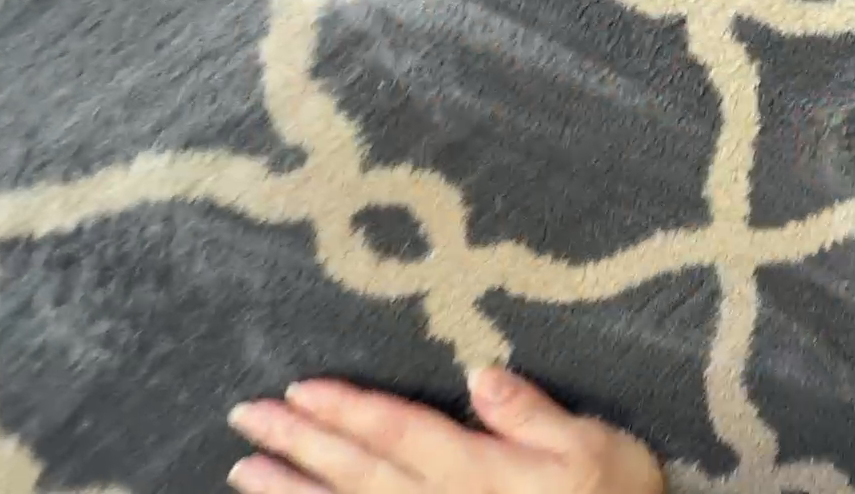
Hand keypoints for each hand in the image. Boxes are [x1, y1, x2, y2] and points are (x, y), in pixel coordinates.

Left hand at [227, 368, 664, 493]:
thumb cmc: (608, 493)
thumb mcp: (587, 443)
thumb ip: (530, 413)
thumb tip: (480, 372)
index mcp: (473, 470)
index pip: (398, 432)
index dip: (349, 409)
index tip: (300, 389)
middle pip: (357, 470)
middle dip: (301, 441)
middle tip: (248, 416)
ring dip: (292, 491)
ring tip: (246, 468)